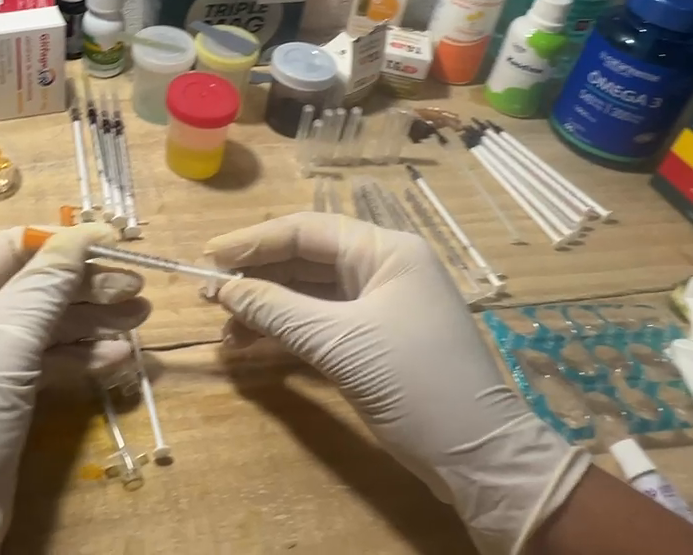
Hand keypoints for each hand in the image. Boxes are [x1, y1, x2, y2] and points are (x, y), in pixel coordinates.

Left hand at [0, 224, 147, 554]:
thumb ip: (50, 280)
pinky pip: (52, 360)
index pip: (13, 247)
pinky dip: (84, 356)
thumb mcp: (11, 332)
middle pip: (38, 285)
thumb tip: (84, 230)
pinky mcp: (11, 392)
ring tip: (142, 316)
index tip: (108, 240)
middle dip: (87, 284)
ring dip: (95, 319)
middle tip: (137, 284)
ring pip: (50, 323)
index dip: (60, 240)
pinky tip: (120, 356)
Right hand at [205, 213, 588, 554]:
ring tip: (224, 327)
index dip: (253, 241)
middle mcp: (383, 267)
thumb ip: (277, 310)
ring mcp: (380, 303)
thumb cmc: (417, 385)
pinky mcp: (375, 338)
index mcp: (385, 250)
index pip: (306, 230)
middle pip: (305, 259)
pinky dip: (287, 331)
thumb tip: (223, 290)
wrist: (483, 462)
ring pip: (309, 293)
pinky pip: (320, 321)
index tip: (209, 256)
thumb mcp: (341, 344)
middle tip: (209, 293)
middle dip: (257, 277)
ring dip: (267, 308)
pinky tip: (251, 343)